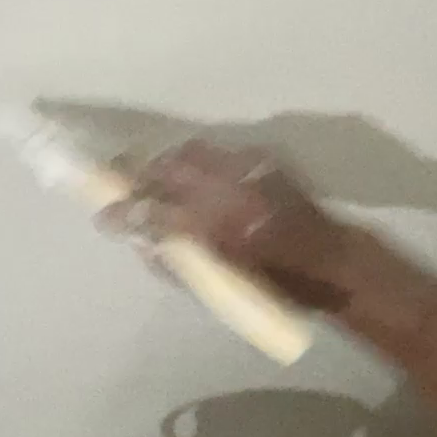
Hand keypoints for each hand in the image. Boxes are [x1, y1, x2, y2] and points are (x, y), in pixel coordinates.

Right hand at [103, 140, 359, 308]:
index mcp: (215, 228)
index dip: (124, 213)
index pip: (155, 213)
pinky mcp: (263, 160)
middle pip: (167, 171)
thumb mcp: (227, 286)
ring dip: (165, 162)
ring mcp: (246, 170)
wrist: (332, 261)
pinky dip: (198, 158)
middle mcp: (228, 190)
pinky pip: (219, 150)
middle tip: (117, 183)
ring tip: (151, 173)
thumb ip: (182, 266)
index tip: (104, 218)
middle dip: (137, 175)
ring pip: (191, 152)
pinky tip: (192, 169)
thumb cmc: (278, 286)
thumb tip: (144, 248)